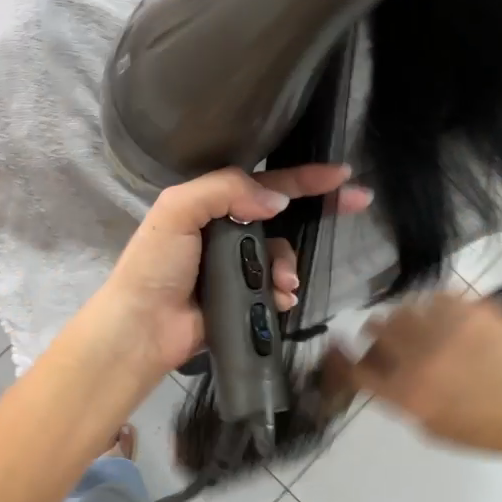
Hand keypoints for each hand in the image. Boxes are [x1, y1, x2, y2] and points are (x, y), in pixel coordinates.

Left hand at [91, 164, 370, 372]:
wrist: (143, 327)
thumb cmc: (155, 265)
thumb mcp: (177, 210)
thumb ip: (224, 190)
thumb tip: (276, 200)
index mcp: (209, 204)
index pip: (264, 182)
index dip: (304, 177)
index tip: (342, 174)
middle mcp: (225, 231)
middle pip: (281, 216)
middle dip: (319, 211)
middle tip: (358, 203)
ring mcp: (234, 268)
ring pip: (281, 255)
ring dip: (290, 266)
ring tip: (282, 284)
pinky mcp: (241, 300)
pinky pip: (276, 290)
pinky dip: (283, 293)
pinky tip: (279, 300)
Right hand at [331, 293, 501, 459]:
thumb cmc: (501, 430)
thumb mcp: (442, 429)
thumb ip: (406, 402)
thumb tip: (387, 377)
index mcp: (409, 397)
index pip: (356, 370)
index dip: (339, 357)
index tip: (334, 347)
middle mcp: (420, 360)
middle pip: (376, 332)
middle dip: (377, 335)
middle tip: (389, 341)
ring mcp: (445, 330)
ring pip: (403, 310)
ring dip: (405, 319)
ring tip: (424, 330)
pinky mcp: (471, 308)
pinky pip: (434, 297)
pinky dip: (433, 307)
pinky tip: (447, 320)